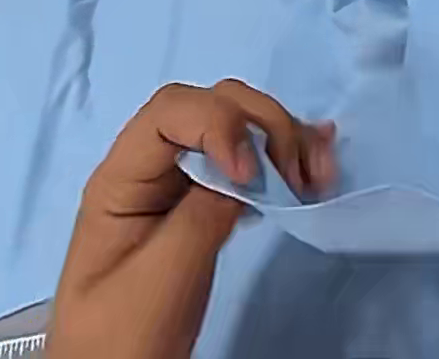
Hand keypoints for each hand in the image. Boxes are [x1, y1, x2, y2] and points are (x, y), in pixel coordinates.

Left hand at [47, 80, 334, 358]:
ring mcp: (184, 173)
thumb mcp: (158, 281)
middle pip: (214, 103)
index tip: (249, 176)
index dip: (218, 123)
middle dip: (263, 125)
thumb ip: (201, 215)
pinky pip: (253, 153)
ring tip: (318, 176)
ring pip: (241, 121)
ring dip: (286, 137)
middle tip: (296, 175)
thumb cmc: (121, 337)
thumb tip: (252, 169)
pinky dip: (288, 153)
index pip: (171, 110)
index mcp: (124, 174)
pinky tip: (317, 159)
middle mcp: (155, 160)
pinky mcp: (210, 191)